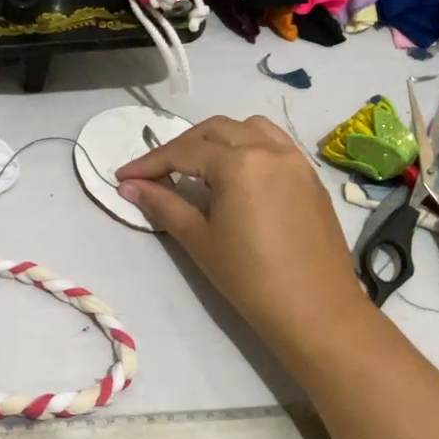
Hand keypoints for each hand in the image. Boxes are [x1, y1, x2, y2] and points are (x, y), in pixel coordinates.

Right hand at [116, 116, 367, 339]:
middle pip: (214, 131)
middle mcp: (269, 150)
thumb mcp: (198, 239)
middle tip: (157, 173)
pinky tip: (235, 175)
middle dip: (181, 146)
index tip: (123, 177)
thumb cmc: (250, 277)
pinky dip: (247, 146)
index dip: (149, 163)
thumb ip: (163, 203)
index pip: (184, 152)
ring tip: (198, 166)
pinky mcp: (310, 177)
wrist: (315, 309)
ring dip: (217, 138)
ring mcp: (295, 161)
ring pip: (248, 128)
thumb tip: (130, 186)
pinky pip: (274, 143)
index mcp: (240, 163)